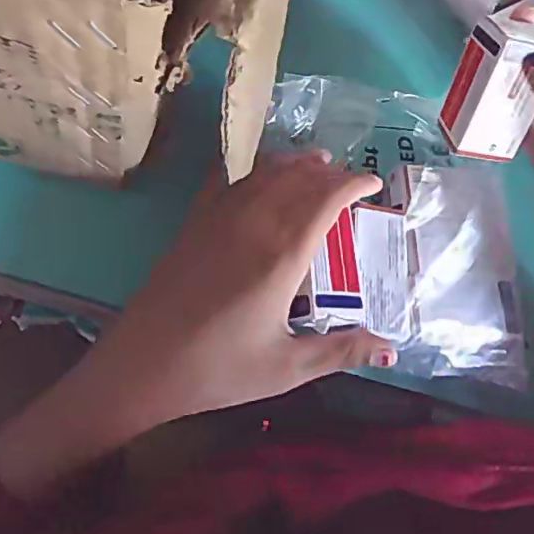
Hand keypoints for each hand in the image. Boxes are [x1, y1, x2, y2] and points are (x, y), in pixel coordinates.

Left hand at [0, 153, 395, 497]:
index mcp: (283, 254)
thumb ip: (340, 351)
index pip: (327, 198)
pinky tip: (259, 171)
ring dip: (296, 163)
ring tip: (316, 163)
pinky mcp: (196, 220)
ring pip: (267, 172)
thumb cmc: (218, 369)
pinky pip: (230, 179)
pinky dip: (255, 168)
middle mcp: (255, 222)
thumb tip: (390, 349)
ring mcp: (221, 215)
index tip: (374, 183)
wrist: (143, 364)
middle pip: (300, 178)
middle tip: (350, 178)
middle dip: (331, 172)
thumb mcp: (286, 368)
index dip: (354, 183)